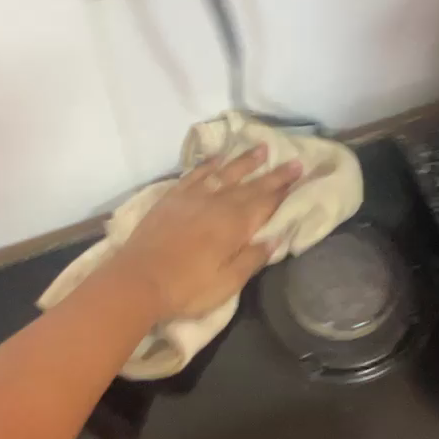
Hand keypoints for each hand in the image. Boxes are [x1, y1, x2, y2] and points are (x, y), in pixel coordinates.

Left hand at [111, 145, 303, 321]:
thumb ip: (252, 259)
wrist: (138, 280)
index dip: (284, 189)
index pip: (266, 203)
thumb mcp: (227, 283)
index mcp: (235, 226)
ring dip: (244, 162)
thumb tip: (276, 238)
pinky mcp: (171, 199)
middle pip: (251, 186)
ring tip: (261, 149)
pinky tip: (217, 160)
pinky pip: (194, 175)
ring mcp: (192, 199)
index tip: (299, 173)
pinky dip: (208, 165)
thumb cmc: (187, 289)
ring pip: (224, 174)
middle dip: (273, 174)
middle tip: (293, 160)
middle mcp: (217, 205)